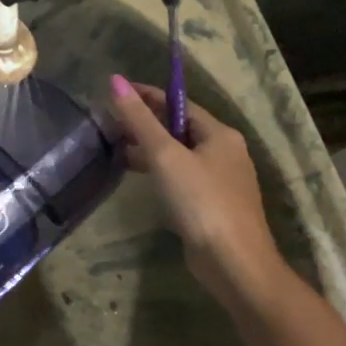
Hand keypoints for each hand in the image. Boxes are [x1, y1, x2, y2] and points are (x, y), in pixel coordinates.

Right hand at [108, 76, 286, 303]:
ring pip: (179, 153)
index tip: (114, 91)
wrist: (235, 266)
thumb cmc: (202, 202)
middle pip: (179, 127)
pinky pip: (182, 176)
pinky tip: (138, 177)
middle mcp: (225, 152)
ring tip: (116, 147)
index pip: (178, 102)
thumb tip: (115, 79)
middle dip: (145, 123)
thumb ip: (139, 118)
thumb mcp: (165, 155)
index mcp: (220, 134)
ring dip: (150, 148)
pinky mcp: (214, 205)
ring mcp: (221, 181)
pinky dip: (160, 171)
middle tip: (110, 122)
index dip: (146, 95)